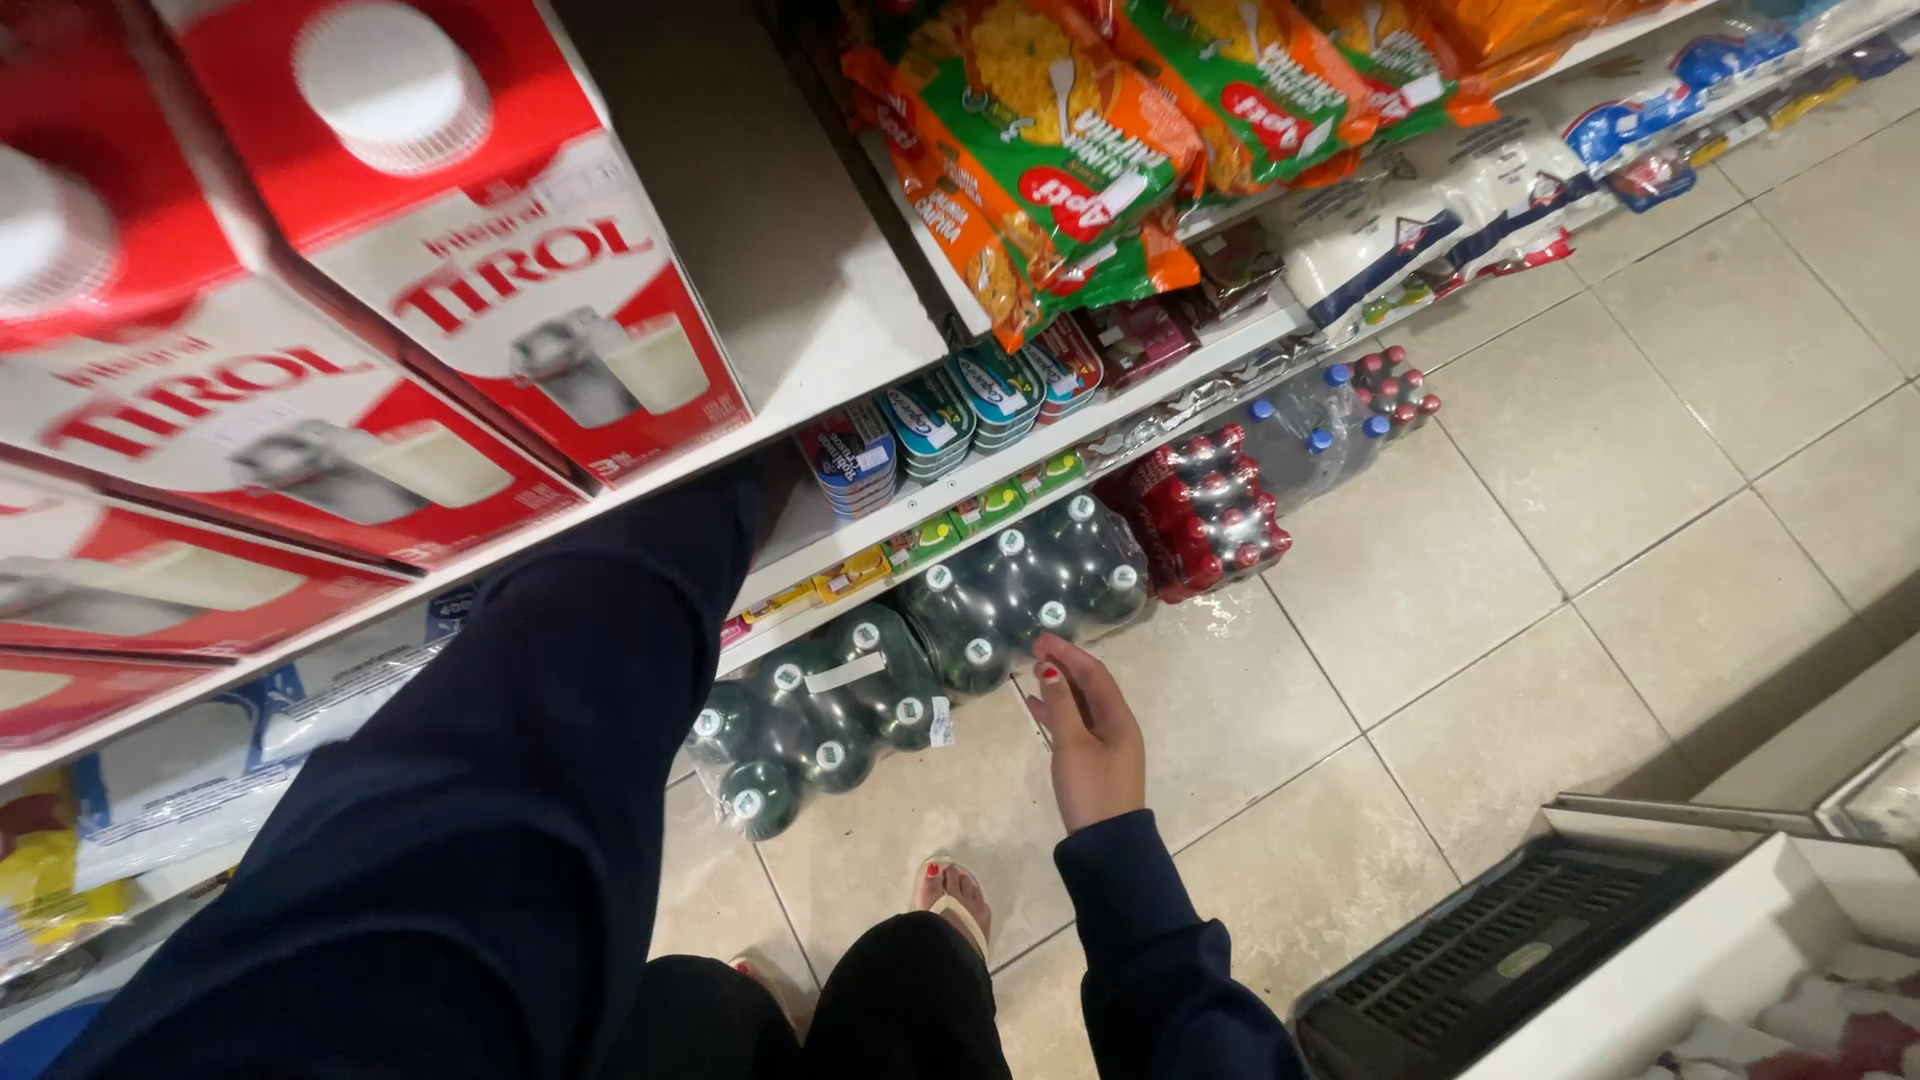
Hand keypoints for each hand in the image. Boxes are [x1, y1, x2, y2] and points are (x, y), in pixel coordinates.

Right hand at [1024, 633, 1145, 832]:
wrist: (1107, 846)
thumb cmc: (1091, 790)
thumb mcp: (1072, 744)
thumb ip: (1060, 705)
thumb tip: (1050, 669)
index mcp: (1118, 717)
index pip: (1094, 673)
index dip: (1068, 653)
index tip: (1041, 639)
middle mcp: (1117, 726)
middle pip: (1090, 686)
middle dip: (1064, 666)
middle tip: (1034, 653)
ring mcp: (1107, 744)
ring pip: (1082, 705)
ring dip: (1059, 687)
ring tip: (1033, 674)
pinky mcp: (1096, 761)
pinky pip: (1077, 725)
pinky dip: (1058, 712)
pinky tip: (1037, 707)